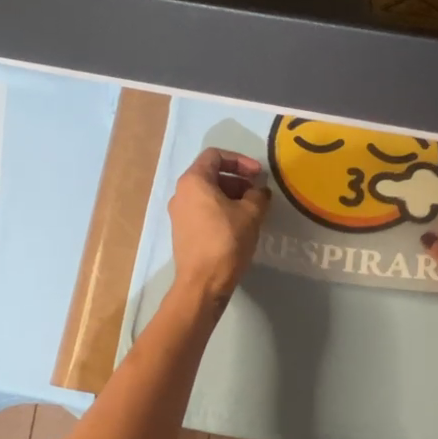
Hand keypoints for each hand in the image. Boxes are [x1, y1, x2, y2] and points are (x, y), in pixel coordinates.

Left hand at [168, 148, 270, 304]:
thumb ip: (258, 195)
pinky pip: (202, 210)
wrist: (202, 282)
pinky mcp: (182, 231)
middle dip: (237, 180)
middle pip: (210, 174)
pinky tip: (238, 225)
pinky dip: (220, 210)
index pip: (215, 156)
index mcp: (193, 181)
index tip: (258, 175)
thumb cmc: (226, 241)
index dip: (240, 160)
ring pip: (207, 194)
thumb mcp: (251, 214)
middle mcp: (180, 193)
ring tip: (251, 210)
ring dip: (230, 196)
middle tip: (256, 194)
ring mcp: (178, 213)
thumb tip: (259, 192)